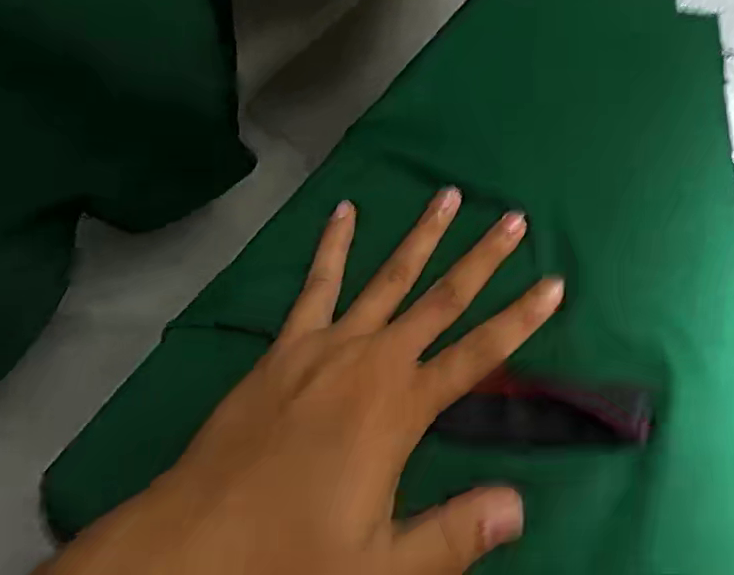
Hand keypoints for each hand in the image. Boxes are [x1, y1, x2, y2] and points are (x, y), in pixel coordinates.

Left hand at [43, 188, 564, 574]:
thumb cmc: (285, 558)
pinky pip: (316, 285)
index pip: (480, 353)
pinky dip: (332, 245)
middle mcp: (374, 361)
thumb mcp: (376, 568)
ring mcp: (328, 346)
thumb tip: (520, 506)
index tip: (554, 284)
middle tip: (514, 219)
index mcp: (401, 407)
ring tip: (449, 195)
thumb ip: (452, 534)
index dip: (521, 318)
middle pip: (442, 298)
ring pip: (389, 277)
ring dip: (424, 235)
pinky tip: (344, 210)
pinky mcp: (287, 346)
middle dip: (484, 258)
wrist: (178, 554)